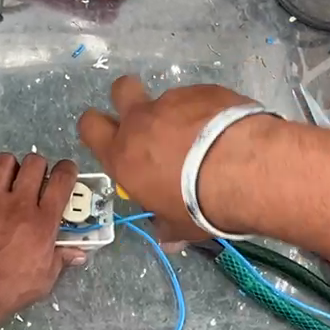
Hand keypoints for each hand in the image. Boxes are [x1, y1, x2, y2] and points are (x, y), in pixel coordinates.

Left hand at [0, 153, 85, 326]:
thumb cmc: (10, 289)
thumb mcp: (44, 279)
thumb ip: (61, 259)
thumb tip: (78, 254)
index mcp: (43, 221)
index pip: (63, 179)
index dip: (68, 170)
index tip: (65, 174)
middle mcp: (20, 203)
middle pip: (34, 162)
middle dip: (38, 167)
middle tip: (35, 181)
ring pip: (4, 161)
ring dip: (10, 168)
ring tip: (9, 182)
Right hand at [77, 76, 283, 239]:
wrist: (240, 169)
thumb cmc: (196, 204)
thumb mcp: (177, 224)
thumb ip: (167, 226)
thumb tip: (169, 239)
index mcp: (122, 155)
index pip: (89, 126)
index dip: (98, 127)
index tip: (114, 135)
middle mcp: (141, 121)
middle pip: (120, 90)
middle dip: (128, 98)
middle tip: (148, 119)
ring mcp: (172, 101)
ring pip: (166, 97)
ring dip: (178, 112)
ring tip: (203, 134)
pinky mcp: (204, 90)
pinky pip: (199, 97)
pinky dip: (208, 110)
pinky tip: (226, 130)